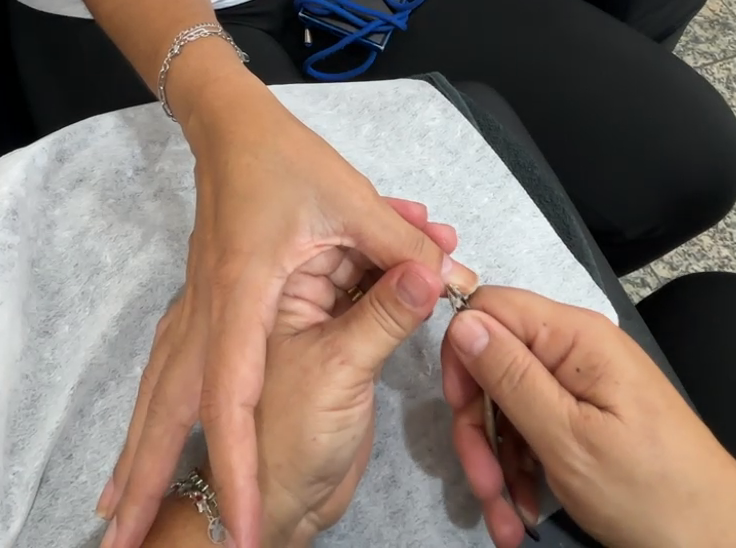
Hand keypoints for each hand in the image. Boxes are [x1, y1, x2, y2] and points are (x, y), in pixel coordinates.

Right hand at [102, 84, 476, 547]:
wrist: (230, 127)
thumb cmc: (286, 161)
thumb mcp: (349, 201)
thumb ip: (398, 246)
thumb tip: (451, 276)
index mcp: (244, 291)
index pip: (233, 391)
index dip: (236, 464)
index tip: (249, 529)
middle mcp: (207, 307)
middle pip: (168, 403)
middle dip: (145, 477)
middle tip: (119, 546)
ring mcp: (193, 302)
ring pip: (156, 387)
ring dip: (134, 451)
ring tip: (112, 516)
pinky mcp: (195, 297)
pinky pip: (163, 368)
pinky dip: (145, 413)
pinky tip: (134, 439)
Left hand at [259, 253, 447, 543]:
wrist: (286, 501)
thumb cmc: (290, 433)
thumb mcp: (341, 366)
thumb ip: (385, 316)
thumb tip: (430, 269)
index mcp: (285, 284)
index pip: (341, 243)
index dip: (387, 234)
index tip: (434, 234)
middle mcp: (303, 290)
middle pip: (360, 255)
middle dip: (404, 246)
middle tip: (449, 240)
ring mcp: (328, 316)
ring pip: (374, 279)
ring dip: (410, 270)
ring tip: (451, 253)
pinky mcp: (350, 342)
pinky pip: (382, 308)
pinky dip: (408, 298)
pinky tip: (435, 287)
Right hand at [440, 287, 735, 547]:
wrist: (729, 547)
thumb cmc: (651, 494)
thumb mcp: (569, 439)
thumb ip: (511, 377)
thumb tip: (461, 321)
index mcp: (572, 335)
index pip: (489, 307)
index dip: (462, 352)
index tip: (458, 409)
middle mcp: (572, 347)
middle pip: (492, 361)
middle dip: (478, 424)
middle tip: (482, 484)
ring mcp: (579, 382)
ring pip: (506, 401)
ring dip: (495, 458)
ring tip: (504, 515)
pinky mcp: (583, 415)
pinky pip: (531, 426)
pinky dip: (519, 468)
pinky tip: (521, 511)